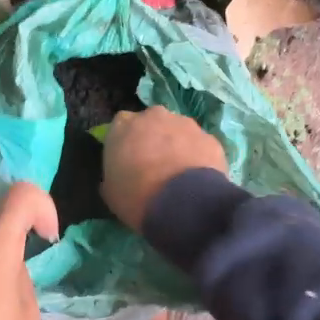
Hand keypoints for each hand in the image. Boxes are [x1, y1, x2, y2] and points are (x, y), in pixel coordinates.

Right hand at [102, 106, 227, 231]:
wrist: (182, 204)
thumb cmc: (136, 196)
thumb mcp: (110, 191)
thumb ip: (113, 174)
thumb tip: (118, 176)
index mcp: (123, 125)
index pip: (121, 127)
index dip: (126, 145)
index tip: (128, 162)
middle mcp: (153, 115)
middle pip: (151, 124)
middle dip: (153, 140)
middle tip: (155, 167)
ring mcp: (185, 123)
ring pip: (178, 132)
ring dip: (177, 147)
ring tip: (179, 175)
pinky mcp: (210, 137)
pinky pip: (200, 146)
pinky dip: (198, 158)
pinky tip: (198, 180)